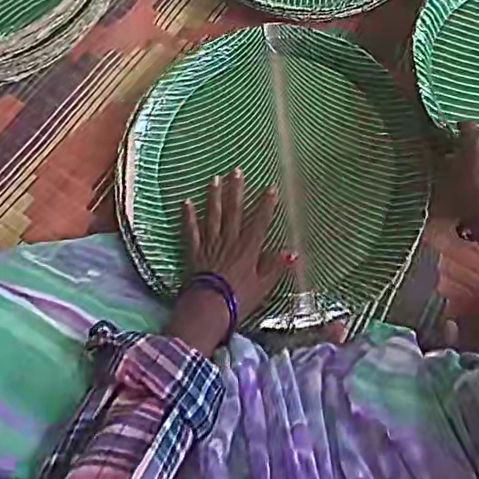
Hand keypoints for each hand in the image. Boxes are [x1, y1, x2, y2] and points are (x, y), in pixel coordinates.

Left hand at [167, 170, 290, 349]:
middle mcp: (230, 241)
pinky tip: (186, 202)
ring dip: (214, 196)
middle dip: (236, 190)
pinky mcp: (194, 251)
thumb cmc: (239, 300)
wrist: (209, 308)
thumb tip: (293, 253)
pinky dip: (188, 216)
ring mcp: (210, 244)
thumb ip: (276, 268)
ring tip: (214, 178)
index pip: (259, 222)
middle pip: (233, 212)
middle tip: (236, 170)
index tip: (270, 187)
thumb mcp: (264, 287)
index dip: (265, 204)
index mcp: (248, 249)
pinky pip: (190, 231)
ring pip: (212, 216)